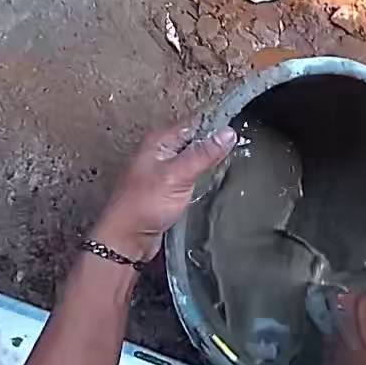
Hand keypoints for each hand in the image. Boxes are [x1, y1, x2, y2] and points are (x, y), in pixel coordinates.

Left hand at [88, 121, 237, 262]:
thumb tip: (228, 133)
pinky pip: (187, 176)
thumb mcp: (178, 175)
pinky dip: (200, 178)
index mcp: (158, 141)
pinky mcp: (164, 189)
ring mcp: (160, 171)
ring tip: (231, 164)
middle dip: (213, 145)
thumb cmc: (145, 205)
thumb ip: (204, 154)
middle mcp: (158, 152)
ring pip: (191, 160)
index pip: (194, 125)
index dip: (215, 127)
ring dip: (207, 163)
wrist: (126, 240)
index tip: (239, 130)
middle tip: (240, 148)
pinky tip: (212, 182)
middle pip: (193, 142)